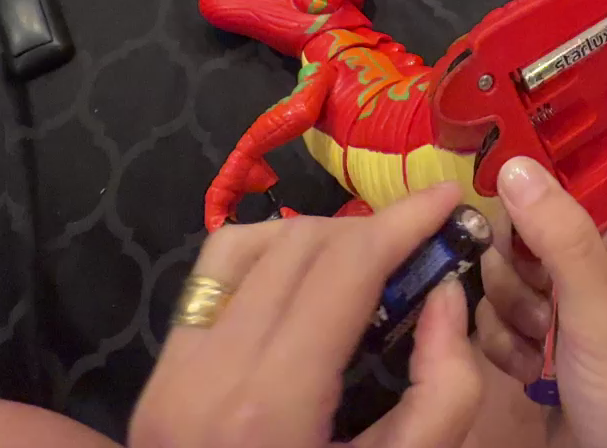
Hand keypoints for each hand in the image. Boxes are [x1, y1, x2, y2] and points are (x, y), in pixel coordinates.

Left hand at [131, 183, 481, 447]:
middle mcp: (206, 375)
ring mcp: (170, 374)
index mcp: (268, 410)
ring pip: (249, 243)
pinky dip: (267, 254)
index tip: (451, 196)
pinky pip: (214, 274)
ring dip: (318, 236)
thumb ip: (444, 390)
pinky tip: (302, 282)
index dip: (405, 220)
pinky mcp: (156, 378)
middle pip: (302, 243)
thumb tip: (444, 293)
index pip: (345, 267)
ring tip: (364, 264)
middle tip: (419, 247)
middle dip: (372, 229)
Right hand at [475, 157, 606, 447]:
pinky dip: (505, 348)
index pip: (546, 190)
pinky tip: (530, 375)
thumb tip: (512, 161)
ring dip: (510, 321)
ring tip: (541, 353)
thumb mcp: (601, 304)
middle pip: (514, 235)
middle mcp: (587, 256)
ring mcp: (561, 301)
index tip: (517, 249)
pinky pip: (496, 319)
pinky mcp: (538, 341)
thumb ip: (559, 234)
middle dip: (516, 281)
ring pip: (498, 279)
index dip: (521, 217)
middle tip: (544, 316)